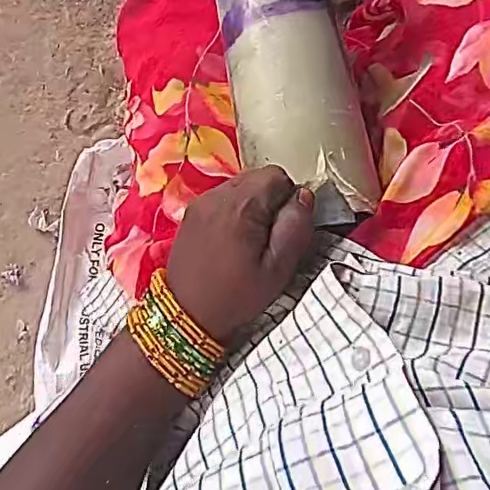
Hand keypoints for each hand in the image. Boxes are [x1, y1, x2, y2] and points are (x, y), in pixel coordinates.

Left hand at [163, 166, 316, 340]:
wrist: (186, 313)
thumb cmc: (235, 296)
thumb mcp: (277, 269)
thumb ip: (296, 227)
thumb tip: (304, 196)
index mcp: (241, 206)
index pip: (278, 176)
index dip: (289, 198)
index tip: (285, 228)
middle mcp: (217, 196)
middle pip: (257, 177)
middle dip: (270, 199)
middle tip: (268, 237)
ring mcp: (201, 202)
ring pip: (240, 185)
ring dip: (251, 204)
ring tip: (249, 240)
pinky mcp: (191, 212)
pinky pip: (222, 198)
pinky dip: (233, 210)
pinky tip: (231, 240)